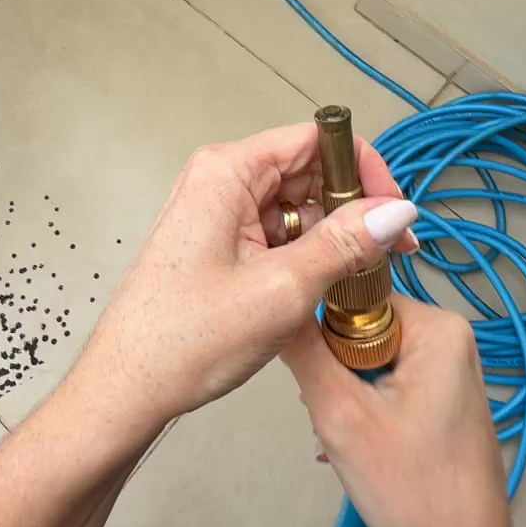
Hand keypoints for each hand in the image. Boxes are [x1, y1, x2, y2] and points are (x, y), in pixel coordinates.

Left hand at [63, 124, 418, 433]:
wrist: (126, 387)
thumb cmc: (189, 338)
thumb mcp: (282, 289)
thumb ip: (345, 243)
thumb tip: (399, 210)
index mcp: (228, 171)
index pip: (315, 139)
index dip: (363, 170)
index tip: (394, 214)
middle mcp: (219, 178)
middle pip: (307, 170)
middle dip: (353, 207)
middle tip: (389, 254)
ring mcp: (216, 208)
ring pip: (296, 204)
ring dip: (332, 235)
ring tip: (357, 276)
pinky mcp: (217, 238)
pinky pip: (275, 229)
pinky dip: (306, 251)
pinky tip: (323, 283)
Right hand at [283, 296, 525, 526]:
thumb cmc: (411, 489)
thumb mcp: (340, 413)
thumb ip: (304, 351)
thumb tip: (277, 302)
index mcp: (436, 325)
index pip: (355, 296)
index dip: (325, 332)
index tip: (317, 372)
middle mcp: (450, 334)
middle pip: (362, 326)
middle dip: (336, 368)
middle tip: (332, 412)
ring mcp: (450, 363)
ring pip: (370, 354)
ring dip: (347, 390)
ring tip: (346, 431)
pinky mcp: (445, 390)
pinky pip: (388, 375)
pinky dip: (366, 402)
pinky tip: (360, 439)